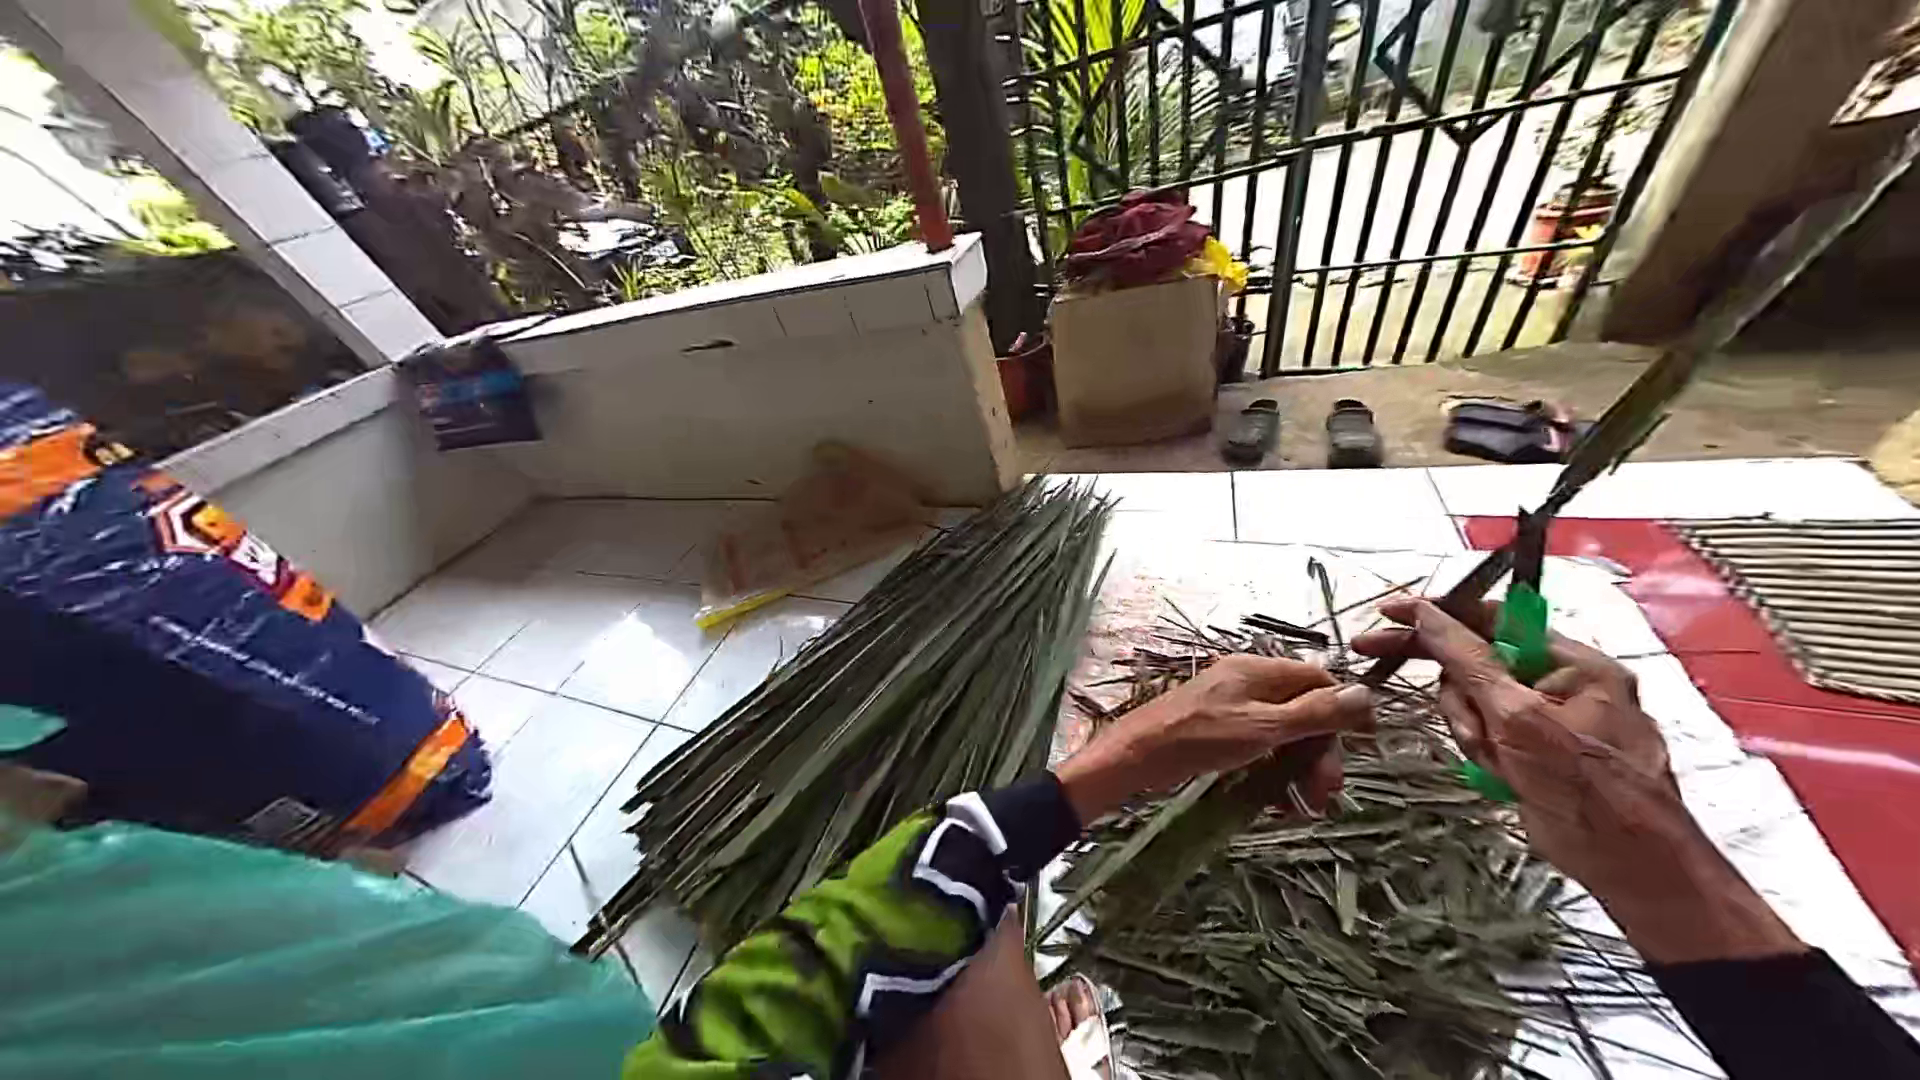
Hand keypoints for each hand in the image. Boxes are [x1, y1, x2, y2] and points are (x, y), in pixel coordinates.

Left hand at [1054, 654, 1373, 824]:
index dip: (1343, 709)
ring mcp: (1232, 708)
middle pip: (1303, 711)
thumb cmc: (1201, 736)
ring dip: (1300, 769)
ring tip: (1306, 807)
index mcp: (1257, 671)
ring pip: (1284, 734)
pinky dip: (1273, 771)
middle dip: (1320, 752)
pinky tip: (1278, 802)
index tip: (1364, 744)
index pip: (1317, 679)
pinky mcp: (1221, 732)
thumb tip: (1365, 692)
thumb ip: (1314, 712)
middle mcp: (1247, 684)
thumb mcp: (1264, 726)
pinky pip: (1260, 747)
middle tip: (1326, 792)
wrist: (1139, 754)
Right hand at [1352, 597, 1801, 963]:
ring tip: (1493, 755)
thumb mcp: (1516, 713)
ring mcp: (1541, 717)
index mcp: (1571, 663)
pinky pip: (1479, 728)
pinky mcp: (1527, 747)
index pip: (1491, 619)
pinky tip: (1498, 769)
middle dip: (1445, 680)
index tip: (1390, 612)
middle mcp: (1557, 683)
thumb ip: (1466, 658)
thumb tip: (1426, 612)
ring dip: (1467, 725)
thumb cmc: (1582, 784)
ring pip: (1468, 698)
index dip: (1437, 613)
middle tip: (1372, 652)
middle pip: (1474, 659)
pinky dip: (1477, 746)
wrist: (1627, 866)